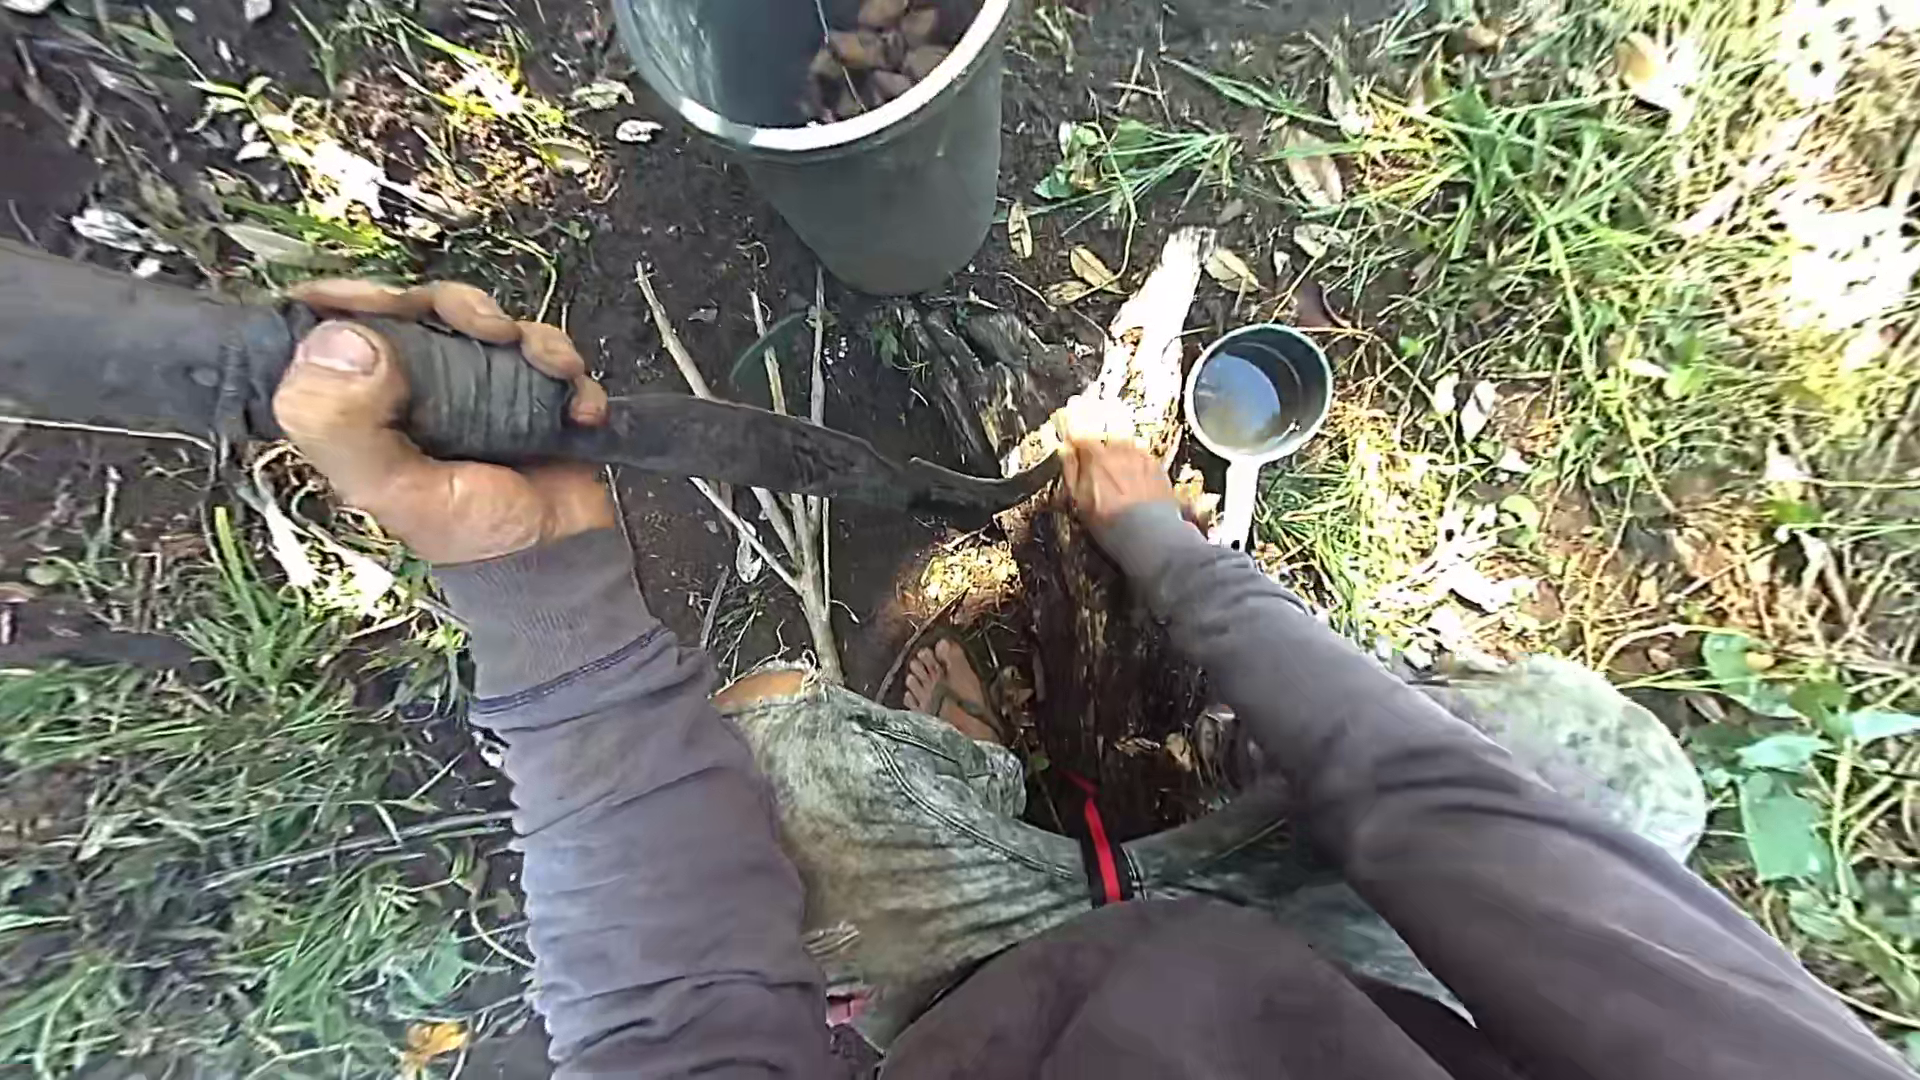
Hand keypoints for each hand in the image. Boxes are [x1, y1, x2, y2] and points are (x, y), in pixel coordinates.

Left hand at [272, 280, 615, 564]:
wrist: (553, 554)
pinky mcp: (544, 399)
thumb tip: (343, 337)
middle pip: (433, 311)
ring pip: (505, 328)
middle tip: (492, 328)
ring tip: (558, 370)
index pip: (344, 322)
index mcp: (366, 399)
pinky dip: (579, 379)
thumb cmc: (468, 529)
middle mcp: (427, 385)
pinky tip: (583, 411)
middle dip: (465, 307)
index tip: (394, 303)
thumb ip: (341, 421)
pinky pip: (561, 365)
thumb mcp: (387, 487)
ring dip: (538, 340)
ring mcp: (491, 389)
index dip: (363, 297)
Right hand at [1055, 397, 1178, 529]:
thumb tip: (1065, 450)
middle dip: (1099, 448)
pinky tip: (1134, 481)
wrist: (1149, 533)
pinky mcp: (1158, 468)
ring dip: (1119, 454)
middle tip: (1096, 464)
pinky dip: (1136, 464)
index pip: (1081, 437)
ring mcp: (1142, 458)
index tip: (1071, 442)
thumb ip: (1071, 470)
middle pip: (1106, 439)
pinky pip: (1143, 457)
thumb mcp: (1079, 499)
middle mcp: (1120, 451)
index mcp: (1097, 457)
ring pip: (1126, 446)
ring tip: (1116, 475)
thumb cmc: (1110, 521)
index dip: (1075, 439)